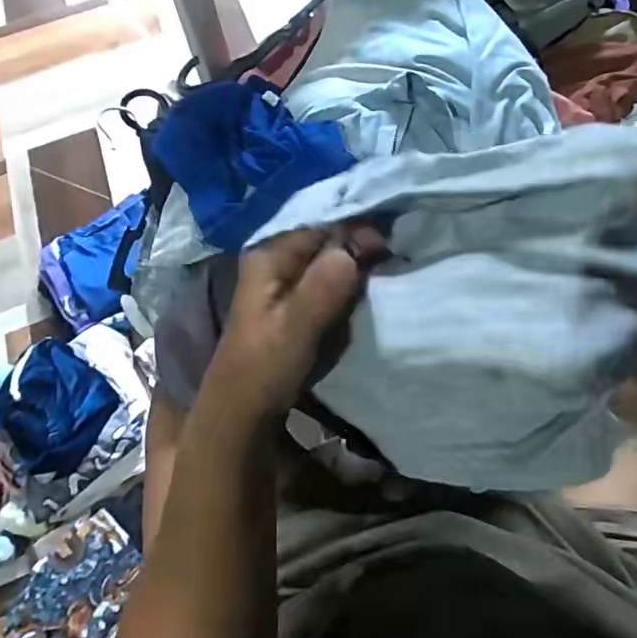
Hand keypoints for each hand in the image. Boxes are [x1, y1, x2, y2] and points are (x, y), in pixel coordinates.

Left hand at [200, 224, 385, 419]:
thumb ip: (323, 285)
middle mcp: (277, 260)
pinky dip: (351, 287)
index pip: (322, 225)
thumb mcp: (296, 327)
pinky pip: (332, 282)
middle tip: (391, 262)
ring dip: (359, 268)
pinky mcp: (299, 302)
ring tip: (385, 274)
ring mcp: (288, 281)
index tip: (389, 246)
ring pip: (333, 261)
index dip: (357, 230)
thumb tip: (355, 247)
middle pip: (329, 241)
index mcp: (270, 255)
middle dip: (360, 248)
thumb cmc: (265, 368)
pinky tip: (366, 295)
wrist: (245, 412)